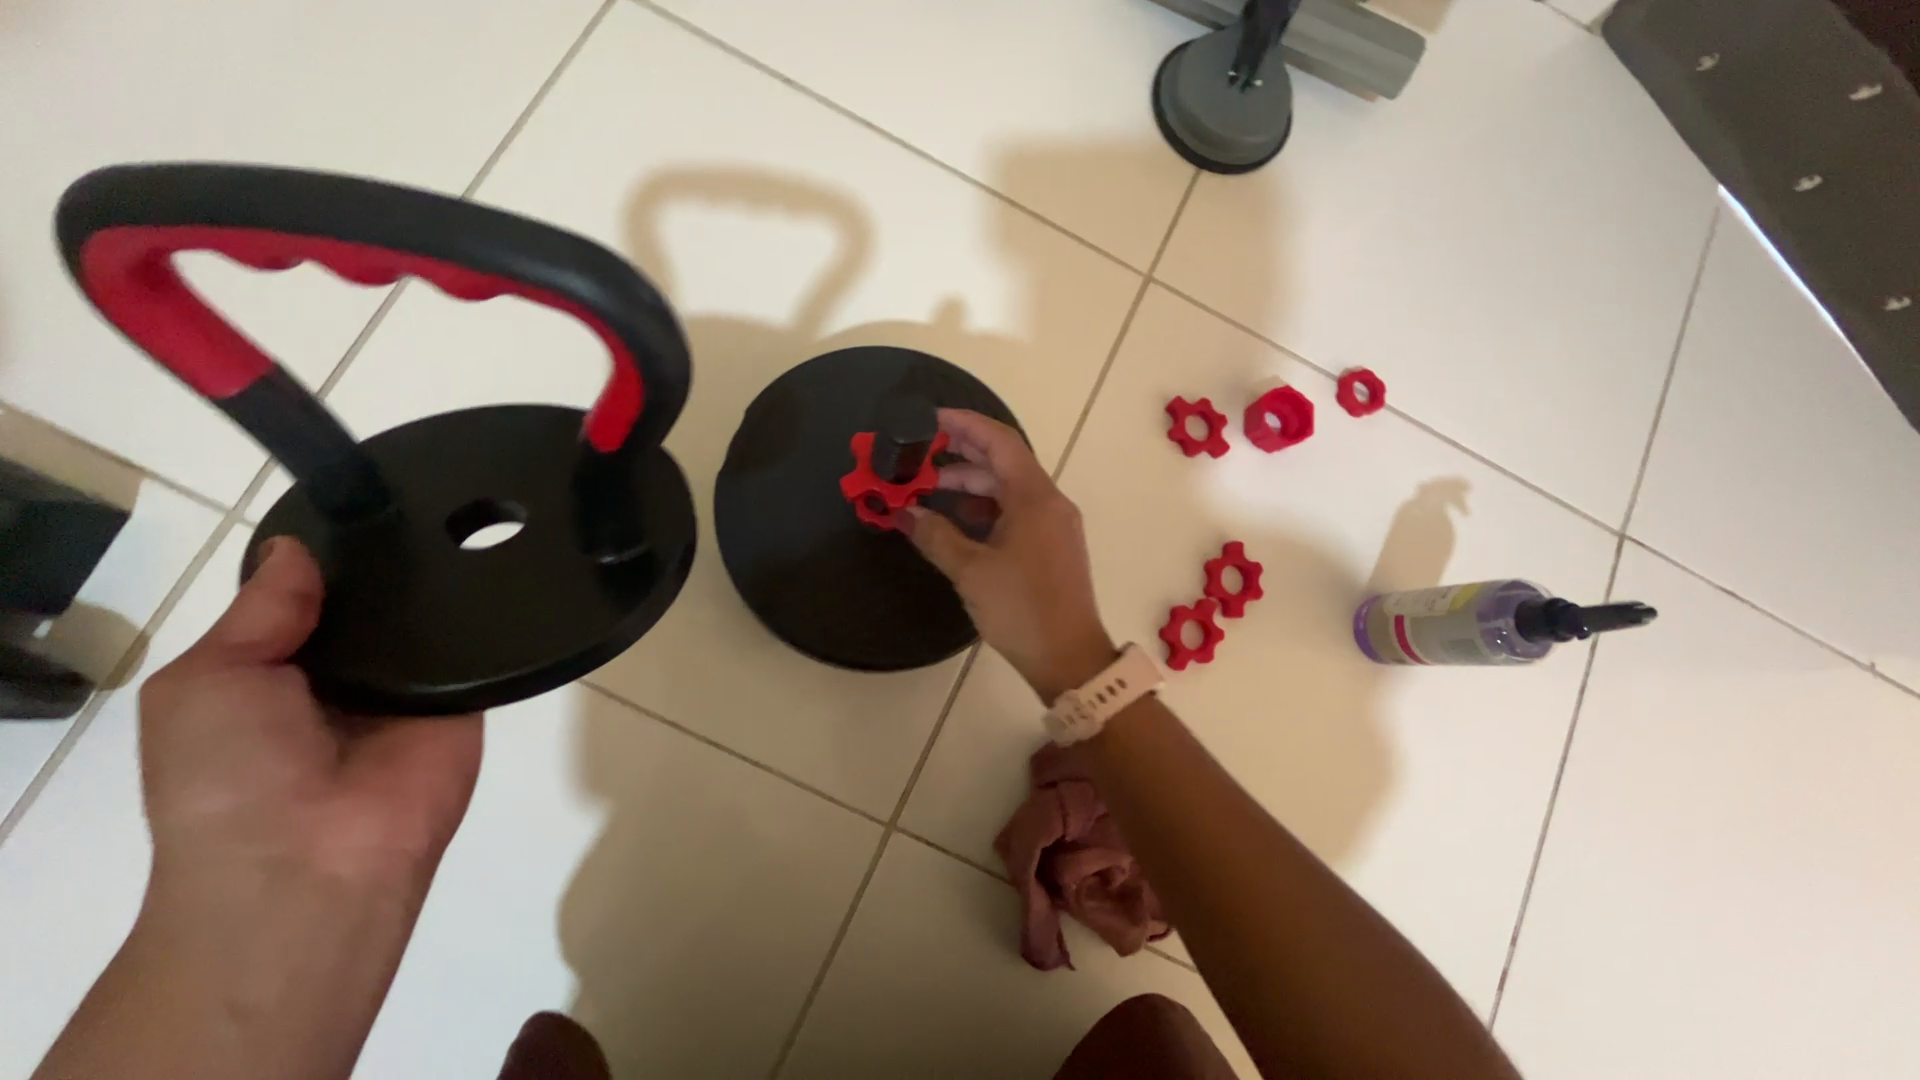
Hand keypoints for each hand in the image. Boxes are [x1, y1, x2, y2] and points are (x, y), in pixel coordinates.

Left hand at [31, 538, 485, 1079]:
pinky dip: (488, 619)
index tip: (365, 498)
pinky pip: (479, 652)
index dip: (332, 557)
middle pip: (380, 604)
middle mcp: (351, 676)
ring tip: (469, 520)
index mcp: (280, 670)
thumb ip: (258, 613)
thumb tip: (294, 547)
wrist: (314, 861)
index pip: (314, 598)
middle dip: (394, 564)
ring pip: (432, 622)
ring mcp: (415, 688)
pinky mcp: (470, 701)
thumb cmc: (231, 775)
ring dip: (443, 586)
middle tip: (426, 500)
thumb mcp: (207, 683)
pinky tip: (504, 568)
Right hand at [902, 409, 1116, 701]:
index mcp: (1035, 497)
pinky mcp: (1052, 546)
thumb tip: (904, 513)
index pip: (999, 441)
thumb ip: (935, 535)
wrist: (1068, 656)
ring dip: (972, 484)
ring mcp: (1054, 524)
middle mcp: (1050, 502)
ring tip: (930, 488)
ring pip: (1010, 488)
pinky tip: (958, 519)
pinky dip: (987, 508)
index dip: (965, 424)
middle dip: (962, 455)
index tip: (930, 419)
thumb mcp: (971, 571)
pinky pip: (1017, 511)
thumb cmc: (1021, 609)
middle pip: (1005, 461)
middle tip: (921, 455)